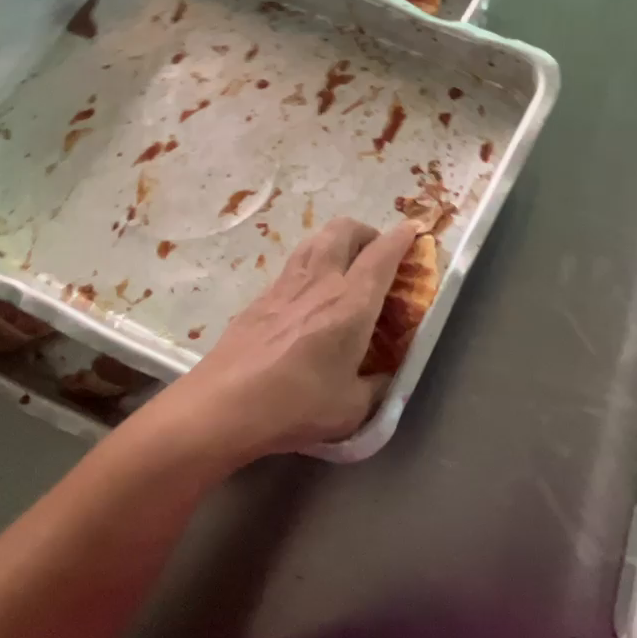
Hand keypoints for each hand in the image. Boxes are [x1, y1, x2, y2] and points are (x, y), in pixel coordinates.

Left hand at [140, 218, 418, 465]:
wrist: (222, 407)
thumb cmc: (296, 405)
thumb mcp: (352, 408)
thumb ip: (376, 387)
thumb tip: (384, 378)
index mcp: (352, 302)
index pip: (383, 253)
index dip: (403, 237)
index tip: (414, 232)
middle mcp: (321, 282)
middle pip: (345, 229)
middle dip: (367, 233)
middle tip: (376, 256)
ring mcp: (286, 285)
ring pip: (316, 240)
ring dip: (337, 242)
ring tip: (344, 268)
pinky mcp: (260, 298)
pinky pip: (294, 266)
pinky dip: (311, 267)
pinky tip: (309, 299)